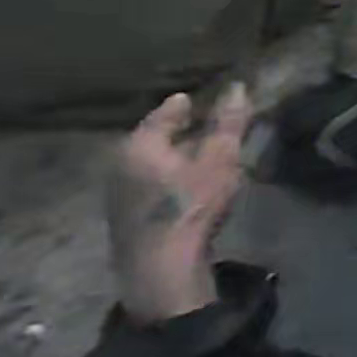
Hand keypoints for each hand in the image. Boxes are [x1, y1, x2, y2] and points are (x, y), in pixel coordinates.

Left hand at [106, 84, 250, 323]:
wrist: (161, 269)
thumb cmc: (190, 204)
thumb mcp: (221, 158)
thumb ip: (229, 122)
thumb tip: (237, 87)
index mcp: (140, 144)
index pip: (165, 113)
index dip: (184, 105)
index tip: (198, 99)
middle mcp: (121, 164)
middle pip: (154, 137)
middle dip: (179, 130)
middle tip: (203, 121)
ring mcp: (119, 194)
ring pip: (151, 162)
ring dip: (174, 155)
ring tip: (201, 151)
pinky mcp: (126, 217)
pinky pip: (150, 182)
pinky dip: (168, 174)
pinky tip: (187, 181)